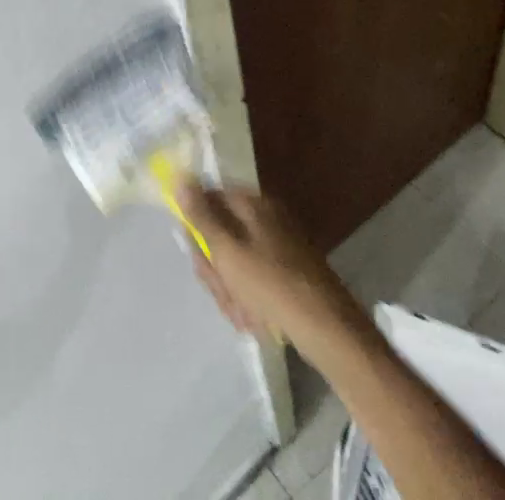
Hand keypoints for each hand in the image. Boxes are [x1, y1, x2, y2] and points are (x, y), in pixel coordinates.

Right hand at [177, 184, 375, 358]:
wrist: (324, 326)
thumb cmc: (270, 284)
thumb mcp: (227, 250)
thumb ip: (201, 216)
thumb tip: (180, 177)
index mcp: (254, 206)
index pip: (211, 198)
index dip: (197, 225)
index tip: (196, 254)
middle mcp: (267, 220)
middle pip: (221, 235)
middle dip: (216, 269)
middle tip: (222, 290)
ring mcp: (278, 247)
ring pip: (234, 264)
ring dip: (230, 291)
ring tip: (243, 313)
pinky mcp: (285, 273)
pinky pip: (253, 281)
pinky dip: (248, 300)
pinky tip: (254, 319)